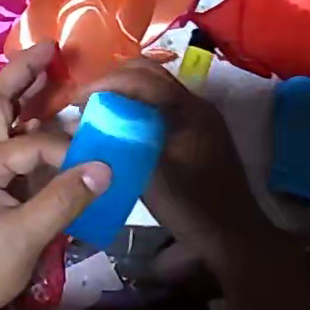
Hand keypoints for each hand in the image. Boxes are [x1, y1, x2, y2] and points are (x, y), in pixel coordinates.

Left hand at [0, 46, 109, 309]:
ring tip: (55, 66)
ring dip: (27, 87)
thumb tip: (105, 167)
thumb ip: (64, 199)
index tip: (95, 170)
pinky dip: (35, 116)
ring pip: (5, 112)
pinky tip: (55, 112)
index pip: (35, 143)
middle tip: (53, 47)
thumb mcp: (25, 236)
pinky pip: (17, 136)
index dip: (68, 152)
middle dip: (24, 70)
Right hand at [80, 60, 273, 268]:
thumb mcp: (151, 177)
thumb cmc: (192, 208)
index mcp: (189, 111)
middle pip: (151, 74)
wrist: (234, 236)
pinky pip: (164, 104)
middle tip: (85, 98)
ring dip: (127, 90)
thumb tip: (84, 126)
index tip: (76, 97)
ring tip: (98, 107)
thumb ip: (121, 144)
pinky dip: (139, 105)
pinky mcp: (199, 131)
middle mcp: (197, 105)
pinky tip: (122, 123)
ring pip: (158, 87)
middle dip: (114, 79)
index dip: (105, 83)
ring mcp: (201, 117)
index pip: (142, 79)